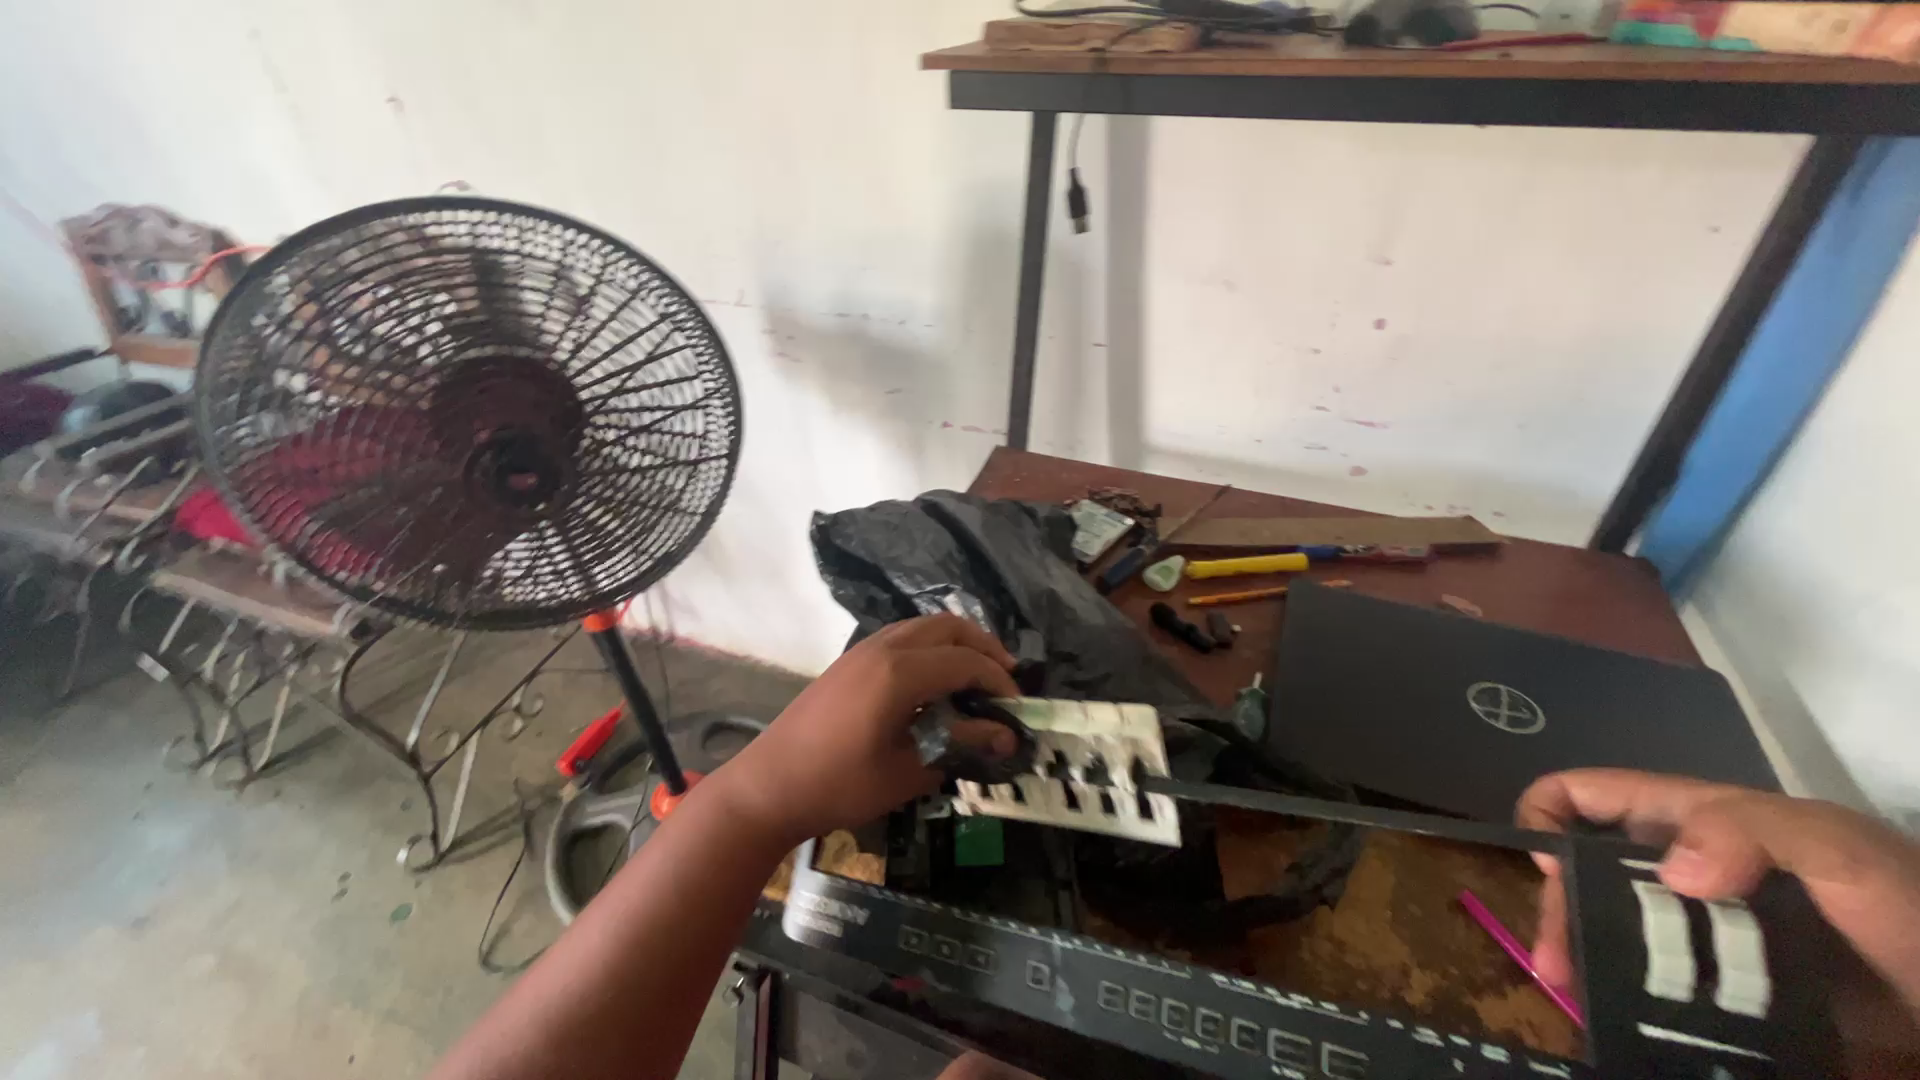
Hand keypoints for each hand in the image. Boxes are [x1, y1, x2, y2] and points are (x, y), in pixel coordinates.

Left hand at [707, 615, 1020, 848]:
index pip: (966, 662)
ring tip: (978, 674)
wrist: (769, 786)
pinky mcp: (850, 660)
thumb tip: (1007, 737)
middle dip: (985, 647)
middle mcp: (884, 648)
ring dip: (957, 642)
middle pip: (949, 627)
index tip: (1017, 708)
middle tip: (1007, 678)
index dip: (999, 681)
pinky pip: (903, 636)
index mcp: (900, 673)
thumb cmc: (839, 785)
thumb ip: (960, 745)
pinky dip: (931, 645)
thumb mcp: (907, 770)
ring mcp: (863, 649)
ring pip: (924, 625)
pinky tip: (937, 678)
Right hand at [1516, 769, 1919, 1019]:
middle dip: (1558, 909)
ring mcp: (1700, 929)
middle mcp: (1679, 867)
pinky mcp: (1721, 984)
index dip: (1546, 815)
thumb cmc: (1910, 908)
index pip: (1583, 794)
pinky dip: (1625, 994)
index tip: (1550, 868)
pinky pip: (1654, 981)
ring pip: (1612, 929)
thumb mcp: (1840, 849)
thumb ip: (1752, 831)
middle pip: (1584, 871)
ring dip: (1583, 956)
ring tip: (1576, 997)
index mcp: (1687, 820)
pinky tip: (1616, 1016)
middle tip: (1555, 962)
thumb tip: (1671, 874)